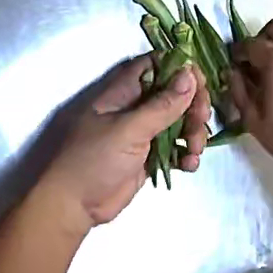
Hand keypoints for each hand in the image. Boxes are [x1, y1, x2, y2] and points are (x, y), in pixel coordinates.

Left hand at [35, 56, 210, 232]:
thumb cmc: (93, 160)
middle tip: (199, 121)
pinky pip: (177, 147)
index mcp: (124, 91)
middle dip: (193, 105)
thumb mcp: (129, 129)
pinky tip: (188, 164)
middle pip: (175, 93)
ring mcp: (144, 132)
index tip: (200, 83)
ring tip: (192, 150)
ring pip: (180, 120)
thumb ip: (162, 104)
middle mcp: (136, 107)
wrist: (73, 207)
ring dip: (194, 132)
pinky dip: (187, 154)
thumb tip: (190, 74)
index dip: (180, 68)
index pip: (157, 64)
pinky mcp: (149, 157)